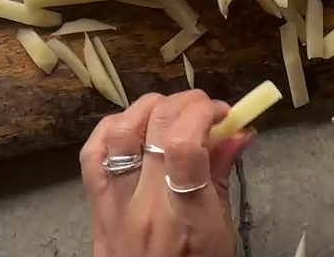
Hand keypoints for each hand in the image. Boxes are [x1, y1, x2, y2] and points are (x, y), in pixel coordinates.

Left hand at [82, 90, 255, 256]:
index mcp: (183, 217)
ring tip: (171, 112)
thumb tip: (240, 130)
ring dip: (152, 107)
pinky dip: (115, 126)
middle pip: (158, 126)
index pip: (184, 145)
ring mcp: (114, 200)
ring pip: (122, 128)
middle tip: (204, 109)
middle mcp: (144, 204)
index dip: (204, 113)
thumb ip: (224, 175)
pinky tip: (137, 126)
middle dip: (187, 102)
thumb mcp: (221, 232)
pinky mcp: (95, 201)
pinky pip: (94, 150)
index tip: (222, 113)